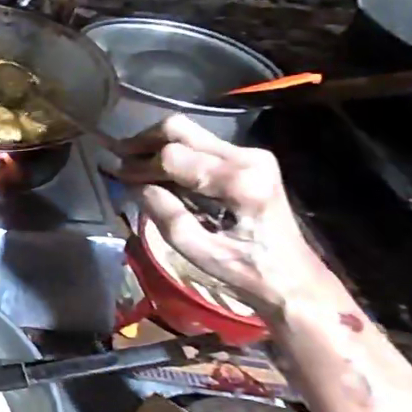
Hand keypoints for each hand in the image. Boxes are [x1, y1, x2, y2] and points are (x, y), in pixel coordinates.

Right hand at [134, 115, 331, 319]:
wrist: (296, 280)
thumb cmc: (250, 274)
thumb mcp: (203, 254)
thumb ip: (168, 218)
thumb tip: (136, 187)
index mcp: (241, 182)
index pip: (175, 158)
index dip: (140, 165)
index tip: (116, 175)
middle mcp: (248, 157)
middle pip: (183, 130)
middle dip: (145, 141)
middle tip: (117, 156)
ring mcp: (251, 155)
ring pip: (191, 133)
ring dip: (158, 145)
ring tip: (131, 161)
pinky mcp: (249, 160)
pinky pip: (202, 145)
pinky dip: (175, 154)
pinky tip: (157, 169)